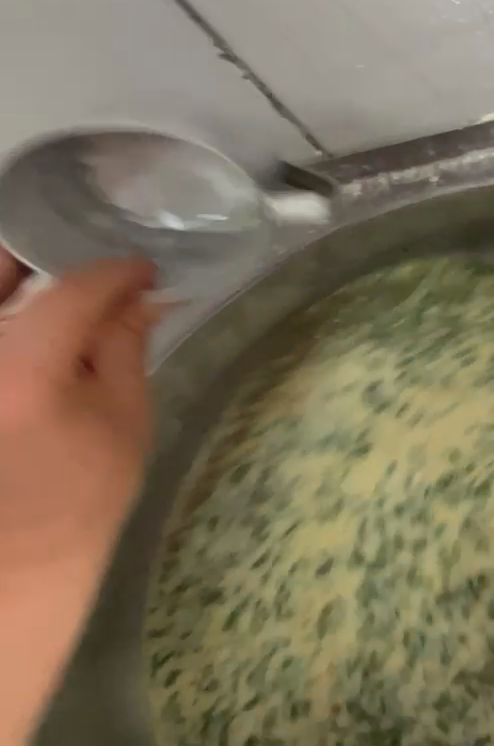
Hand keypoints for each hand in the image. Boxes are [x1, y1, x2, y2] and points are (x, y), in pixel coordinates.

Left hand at [0, 254, 157, 571]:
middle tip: (69, 266)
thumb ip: (119, 347)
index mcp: (18, 371)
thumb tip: (139, 296)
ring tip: (38, 293)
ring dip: (10, 294)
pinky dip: (4, 329)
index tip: (143, 272)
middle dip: (29, 262)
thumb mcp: (122, 416)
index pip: (70, 291)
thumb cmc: (77, 494)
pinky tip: (20, 331)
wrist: (3, 567)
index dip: (113, 273)